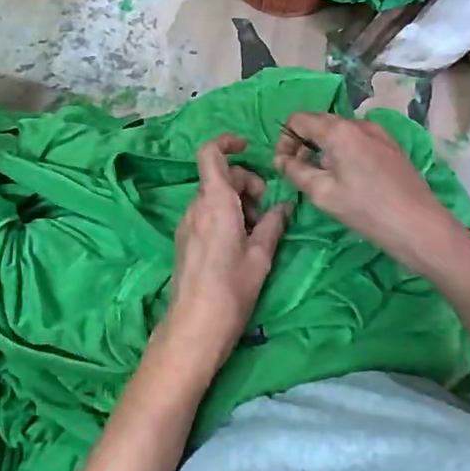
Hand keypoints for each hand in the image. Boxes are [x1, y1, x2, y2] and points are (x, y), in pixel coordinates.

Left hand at [160, 135, 290, 371]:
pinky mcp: (185, 240)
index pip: (211, 153)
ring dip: (237, 202)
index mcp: (215, 202)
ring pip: (214, 196)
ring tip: (257, 232)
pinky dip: (225, 216)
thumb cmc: (232, 288)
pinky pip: (206, 214)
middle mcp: (196, 207)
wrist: (194, 327)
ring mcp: (187, 224)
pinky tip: (240, 243)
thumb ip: (273, 224)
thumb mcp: (261, 255)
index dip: (227, 142)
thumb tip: (284, 206)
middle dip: (246, 184)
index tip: (248, 147)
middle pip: (220, 177)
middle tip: (266, 212)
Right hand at [273, 113, 469, 277]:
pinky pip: (359, 141)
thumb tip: (282, 159)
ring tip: (324, 179)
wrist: (421, 227)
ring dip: (324, 149)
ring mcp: (379, 133)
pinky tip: (350, 179)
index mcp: (339, 130)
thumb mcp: (323, 194)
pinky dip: (345, 152)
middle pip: (320, 122)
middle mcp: (359, 123)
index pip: (299, 119)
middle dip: (303, 144)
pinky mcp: (392, 147)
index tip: (284, 165)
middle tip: (300, 174)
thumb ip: (296, 171)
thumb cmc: (367, 211)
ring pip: (340, 132)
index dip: (284, 139)